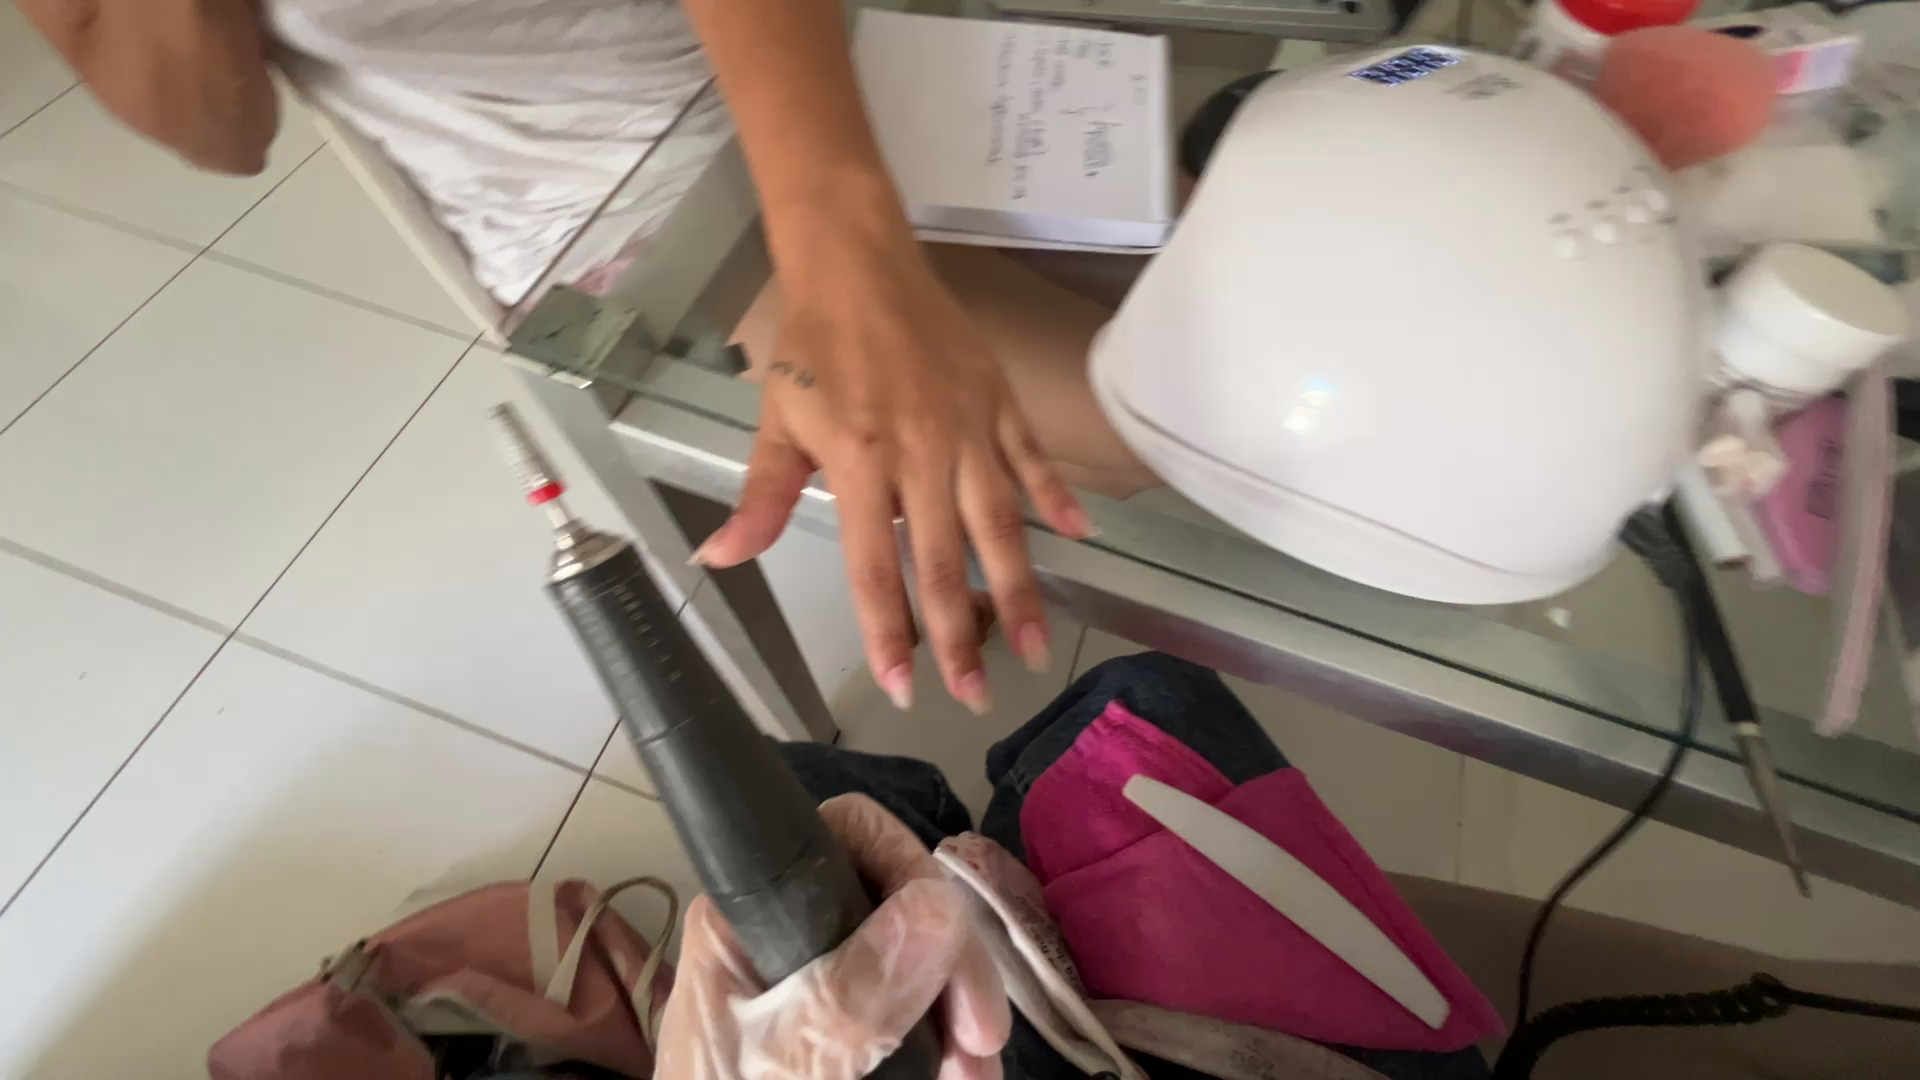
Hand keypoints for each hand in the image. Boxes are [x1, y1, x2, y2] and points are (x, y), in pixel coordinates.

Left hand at [656, 794, 1010, 1079]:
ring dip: (960, 1003)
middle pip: (898, 893)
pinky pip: (916, 995)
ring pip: (919, 945)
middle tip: (981, 1037)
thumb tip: (938, 906)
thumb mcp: (783, 1059)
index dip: (912, 870)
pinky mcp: (847, 1013)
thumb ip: (848, 995)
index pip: (850, 833)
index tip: (954, 946)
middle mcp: (794, 923)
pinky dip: (948, 1029)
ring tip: (975, 1072)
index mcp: (758, 909)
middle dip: (953, 958)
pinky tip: (962, 1069)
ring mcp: (823, 967)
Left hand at [694, 225, 1091, 713]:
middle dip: (958, 634)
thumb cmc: (810, 345)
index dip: (887, 632)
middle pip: (943, 560)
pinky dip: (1056, 498)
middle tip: (973, 695)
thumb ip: (758, 496)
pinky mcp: (999, 403)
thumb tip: (719, 559)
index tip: (902, 686)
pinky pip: (1031, 459)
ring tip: (1033, 646)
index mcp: (859, 462)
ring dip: (1017, 589)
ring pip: (998, 523)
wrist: (858, 261)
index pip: (874, 567)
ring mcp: (969, 428)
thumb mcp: (777, 421)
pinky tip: (1078, 538)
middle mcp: (920, 453)